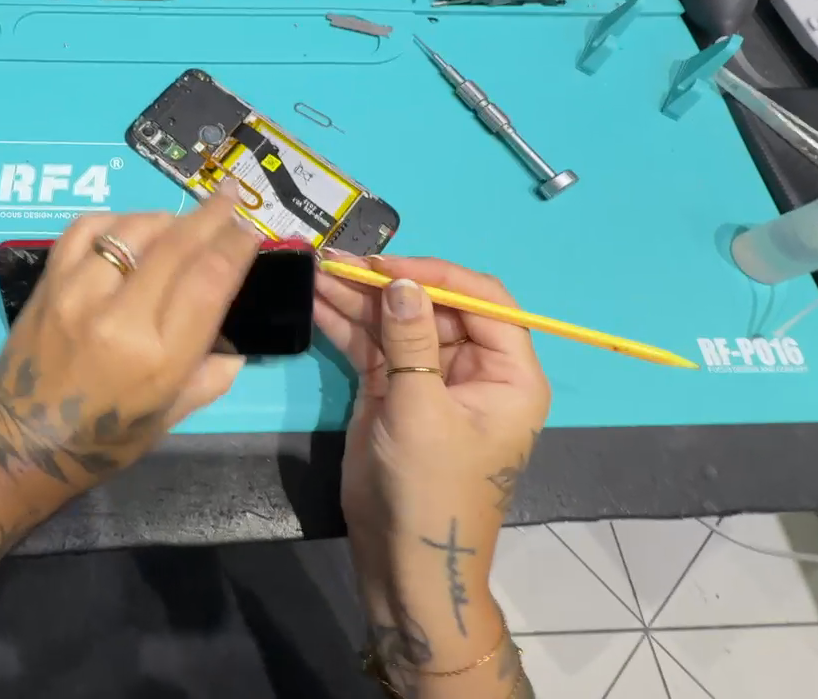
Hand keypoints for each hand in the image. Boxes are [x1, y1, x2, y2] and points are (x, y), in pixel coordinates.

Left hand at [0, 188, 255, 499]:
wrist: (19, 441)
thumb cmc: (102, 440)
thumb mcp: (169, 418)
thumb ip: (210, 374)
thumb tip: (237, 338)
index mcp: (159, 358)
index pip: (209, 280)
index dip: (236, 245)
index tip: (251, 227)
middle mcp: (120, 317)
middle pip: (177, 245)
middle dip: (212, 216)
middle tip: (232, 196)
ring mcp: (77, 293)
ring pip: (132, 229)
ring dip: (166, 218)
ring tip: (182, 222)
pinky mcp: (48, 281)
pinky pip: (86, 228)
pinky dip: (115, 220)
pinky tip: (129, 229)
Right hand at [315, 253, 549, 677]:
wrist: (401, 557)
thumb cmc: (431, 489)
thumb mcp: (422, 411)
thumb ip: (410, 341)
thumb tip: (400, 281)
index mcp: (505, 373)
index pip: (482, 301)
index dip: (434, 274)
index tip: (383, 266)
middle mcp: (469, 366)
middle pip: (428, 304)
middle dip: (381, 282)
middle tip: (332, 260)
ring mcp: (426, 375)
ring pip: (393, 320)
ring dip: (353, 296)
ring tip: (312, 270)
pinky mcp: (390, 387)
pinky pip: (369, 342)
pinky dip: (342, 322)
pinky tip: (313, 299)